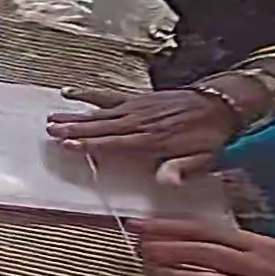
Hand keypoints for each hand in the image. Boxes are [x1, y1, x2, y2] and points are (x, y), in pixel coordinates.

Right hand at [46, 87, 238, 184]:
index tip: (68, 145)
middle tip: (51, 130)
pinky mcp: (134, 99)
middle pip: (100, 127)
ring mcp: (134, 108)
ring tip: (52, 118)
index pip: (113, 143)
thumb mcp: (203, 159)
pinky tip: (69, 93)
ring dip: (74, 116)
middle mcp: (138, 123)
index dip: (90, 144)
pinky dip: (87, 94)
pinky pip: (106, 96)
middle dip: (74, 129)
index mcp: (150, 141)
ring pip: (98, 113)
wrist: (223, 105)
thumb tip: (165, 182)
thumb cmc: (208, 137)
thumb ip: (180, 169)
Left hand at [132, 219, 274, 275]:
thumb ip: (222, 241)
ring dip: (172, 273)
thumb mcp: (261, 247)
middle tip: (142, 246)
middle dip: (166, 248)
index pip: (205, 231)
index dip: (168, 227)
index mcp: (258, 245)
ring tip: (151, 268)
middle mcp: (256, 267)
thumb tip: (173, 234)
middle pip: (203, 253)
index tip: (141, 225)